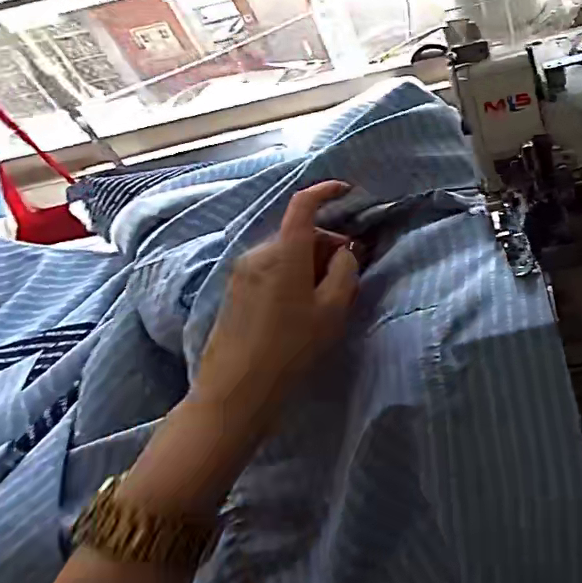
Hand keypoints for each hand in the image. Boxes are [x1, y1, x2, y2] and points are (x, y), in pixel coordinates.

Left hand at [121, 182, 360, 517]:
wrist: (235, 391)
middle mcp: (259, 253)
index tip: (346, 191)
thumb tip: (344, 250)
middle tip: (348, 275)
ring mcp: (242, 272)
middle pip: (300, 234)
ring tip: (324, 301)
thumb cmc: (290, 349)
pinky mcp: (234, 291)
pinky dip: (291, 276)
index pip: (303, 204)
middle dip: (327, 245)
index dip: (326, 190)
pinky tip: (299, 310)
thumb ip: (345, 271)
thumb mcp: (332, 311)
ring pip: (286, 253)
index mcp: (285, 252)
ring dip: (309, 264)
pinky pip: (270, 270)